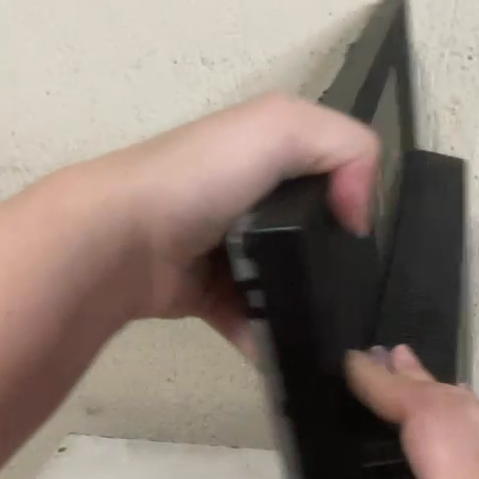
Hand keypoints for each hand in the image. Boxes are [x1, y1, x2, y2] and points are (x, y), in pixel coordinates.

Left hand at [84, 93, 378, 347]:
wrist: (121, 241)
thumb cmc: (200, 178)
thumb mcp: (281, 128)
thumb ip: (346, 149)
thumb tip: (357, 218)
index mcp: (262, 153)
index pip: (328, 172)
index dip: (351, 198)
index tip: (354, 236)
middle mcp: (245, 198)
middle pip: (307, 235)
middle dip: (328, 263)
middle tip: (345, 293)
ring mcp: (225, 250)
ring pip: (282, 282)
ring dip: (301, 306)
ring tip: (321, 330)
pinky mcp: (207, 294)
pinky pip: (251, 319)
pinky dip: (267, 336)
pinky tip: (284, 349)